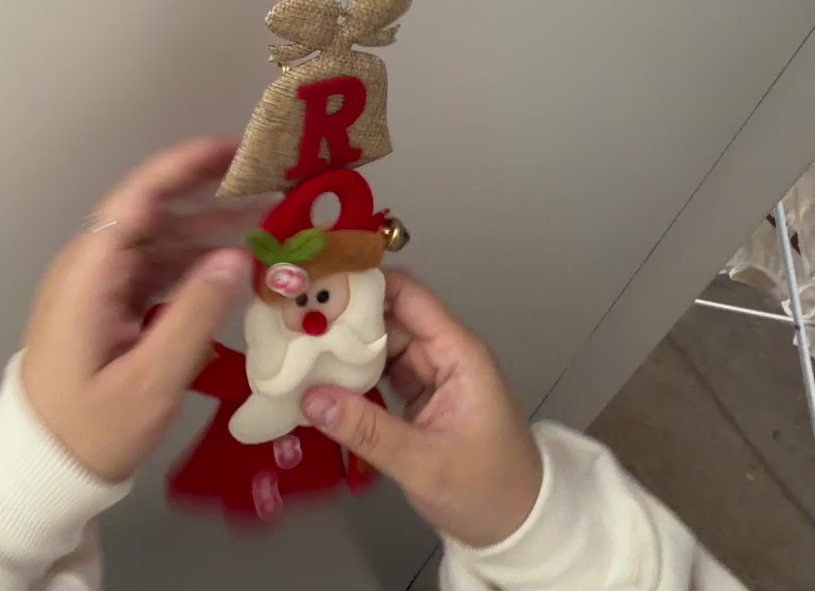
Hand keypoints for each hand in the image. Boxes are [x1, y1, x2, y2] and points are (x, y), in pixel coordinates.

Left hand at [21, 137, 254, 482]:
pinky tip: (227, 262)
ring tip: (258, 216)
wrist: (41, 465)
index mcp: (91, 272)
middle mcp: (91, 265)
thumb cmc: (90, 429)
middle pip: (151, 210)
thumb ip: (194, 315)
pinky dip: (190, 260)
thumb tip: (236, 258)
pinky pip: (153, 266)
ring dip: (204, 226)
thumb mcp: (150, 381)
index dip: (184, 166)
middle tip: (260, 178)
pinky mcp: (106, 302)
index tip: (230, 149)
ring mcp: (97, 283)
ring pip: (156, 238)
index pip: (138, 197)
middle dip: (205, 191)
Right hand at [301, 271, 543, 546]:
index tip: (318, 284)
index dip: (365, 283)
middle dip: (343, 312)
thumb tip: (311, 399)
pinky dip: (351, 368)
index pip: (407, 294)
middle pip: (387, 312)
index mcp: (456, 352)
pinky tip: (319, 371)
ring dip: (342, 341)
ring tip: (296, 338)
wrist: (520, 530)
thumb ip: (367, 430)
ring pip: (379, 339)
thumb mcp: (424, 465)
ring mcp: (430, 370)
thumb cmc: (487, 492)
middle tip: (294, 314)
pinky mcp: (418, 390)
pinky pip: (379, 366)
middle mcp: (442, 350)